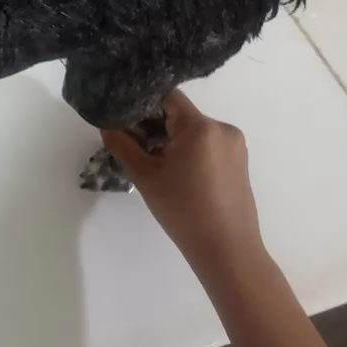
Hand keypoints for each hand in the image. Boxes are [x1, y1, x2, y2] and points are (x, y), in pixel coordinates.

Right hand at [101, 89, 263, 272]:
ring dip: (169, 137)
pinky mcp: (238, 159)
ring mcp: (233, 144)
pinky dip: (185, 148)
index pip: (166, 96)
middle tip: (130, 142)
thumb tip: (108, 125)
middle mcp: (222, 128)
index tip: (122, 118)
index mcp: (200, 127)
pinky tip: (172, 171)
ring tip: (151, 161)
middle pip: (178, 112)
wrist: (227, 249)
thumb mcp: (144, 176)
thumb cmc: (183, 210)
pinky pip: (205, 142)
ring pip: (191, 128)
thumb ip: (122, 144)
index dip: (141, 103)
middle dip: (153, 123)